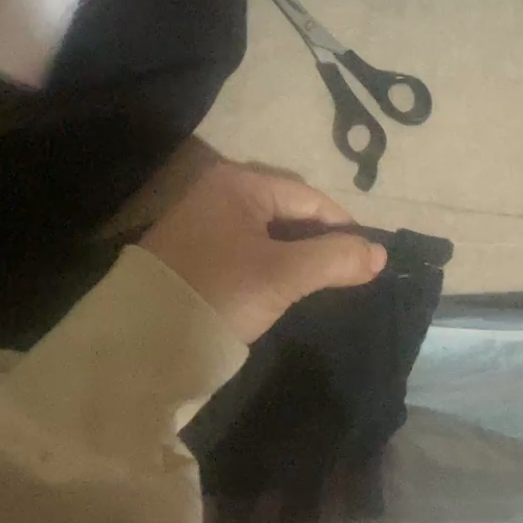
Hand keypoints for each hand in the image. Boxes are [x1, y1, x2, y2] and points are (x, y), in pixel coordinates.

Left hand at [140, 162, 387, 342]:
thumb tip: (380, 254)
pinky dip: (269, 263)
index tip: (368, 262)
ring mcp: (203, 220)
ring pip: (268, 232)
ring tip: (319, 284)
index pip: (309, 198)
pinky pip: (246, 247)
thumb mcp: (283, 275)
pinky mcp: (194, 249)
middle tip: (345, 275)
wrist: (142, 340)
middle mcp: (219, 191)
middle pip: (288, 211)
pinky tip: (282, 286)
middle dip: (318, 241)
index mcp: (239, 183)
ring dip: (295, 255)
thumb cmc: (219, 293)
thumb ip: (334, 259)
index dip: (343, 228)